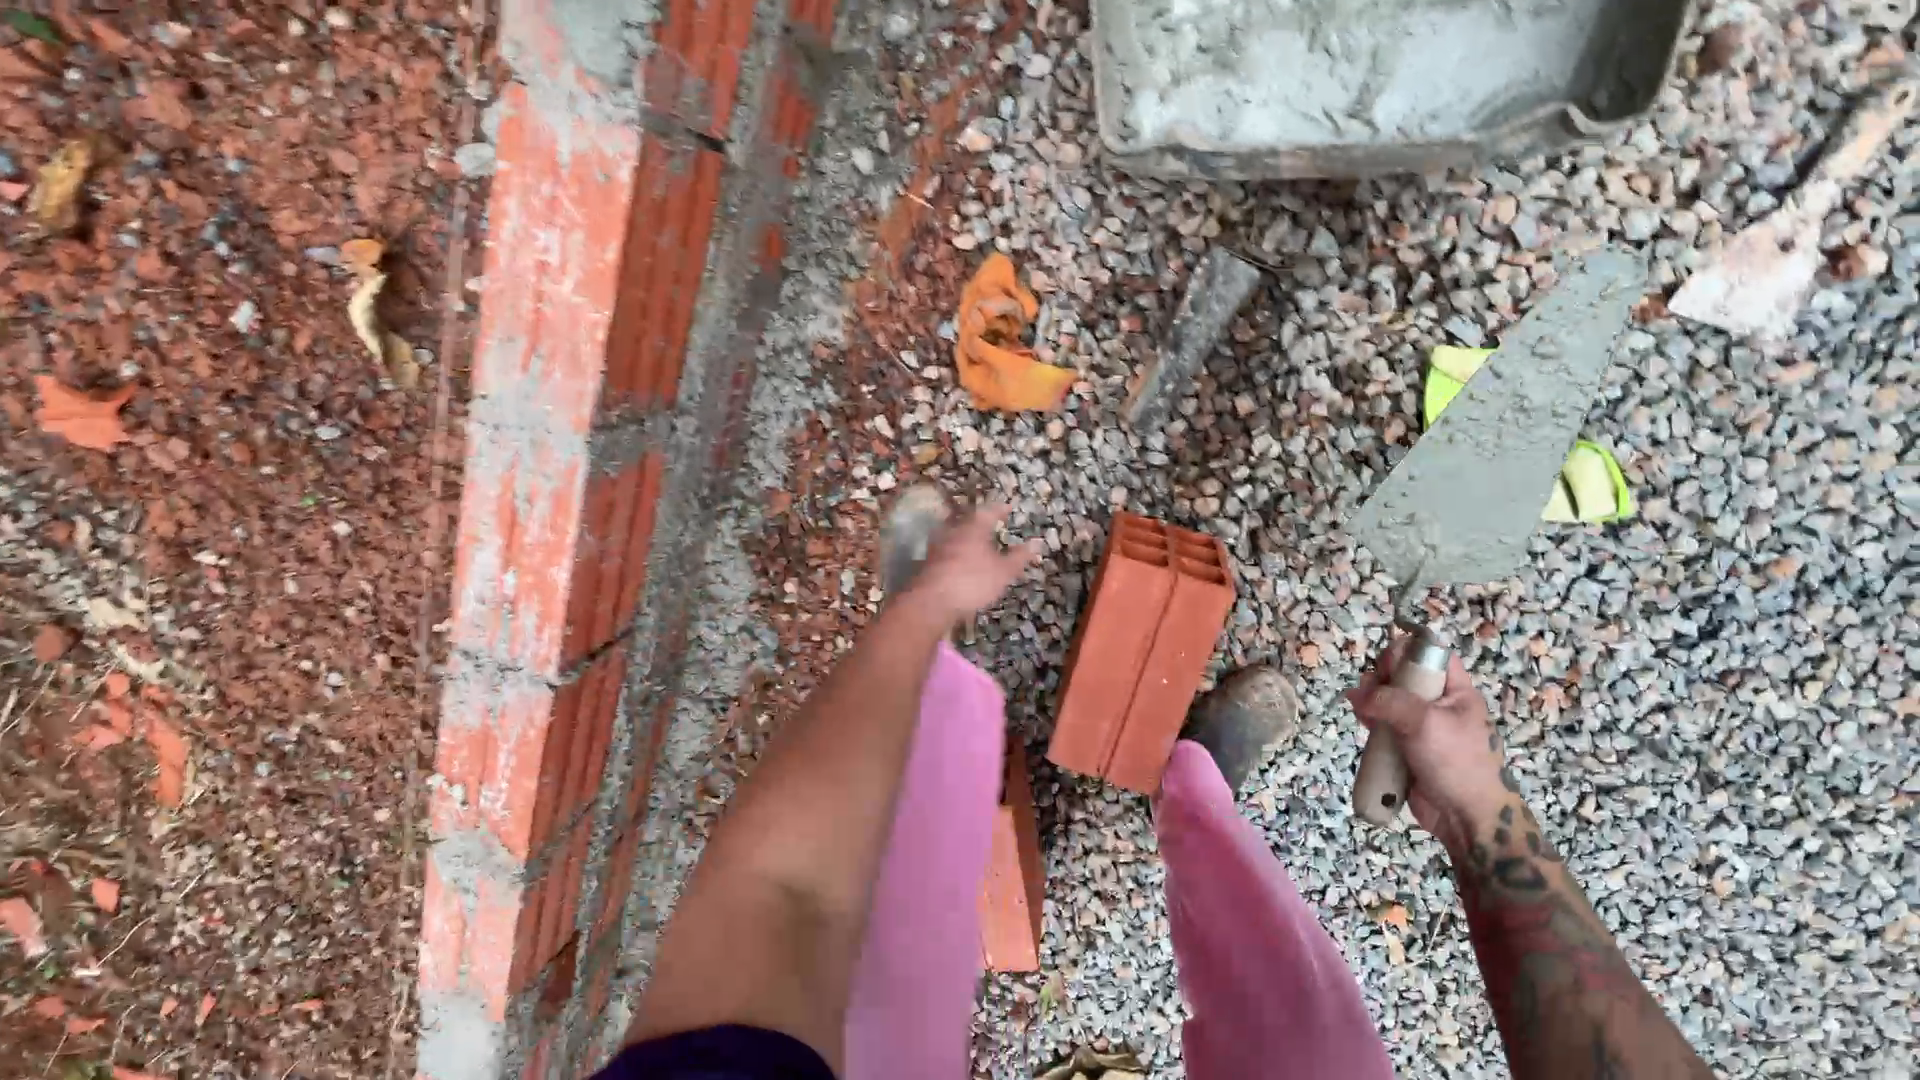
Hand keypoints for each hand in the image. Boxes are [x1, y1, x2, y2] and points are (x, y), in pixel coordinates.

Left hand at [896, 503, 1039, 624]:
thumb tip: (1037, 542)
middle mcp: (953, 530)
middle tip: (989, 521)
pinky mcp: (928, 561)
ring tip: (976, 540)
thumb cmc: (972, 581)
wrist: (931, 601)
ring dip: (966, 534)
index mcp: (973, 527)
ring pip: (954, 533)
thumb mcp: (1003, 572)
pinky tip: (960, 560)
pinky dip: (956, 550)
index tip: (1008, 506)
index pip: (989, 511)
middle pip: (967, 519)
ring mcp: (938, 545)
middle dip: (979, 520)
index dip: (1000, 509)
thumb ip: (1019, 557)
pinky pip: (946, 549)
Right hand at [1347, 636, 1510, 851]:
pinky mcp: (1406, 747)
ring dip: (1372, 700)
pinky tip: (1361, 720)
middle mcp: (1439, 705)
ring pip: (1389, 701)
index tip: (1387, 662)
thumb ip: (1388, 701)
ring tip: (1361, 706)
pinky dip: (1371, 721)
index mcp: (1457, 693)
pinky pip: (1383, 725)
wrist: (1466, 817)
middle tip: (1371, 686)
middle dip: (1383, 678)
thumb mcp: (1425, 722)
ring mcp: (1422, 727)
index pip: (1433, 656)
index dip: (1409, 652)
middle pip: (1405, 676)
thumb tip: (1355, 694)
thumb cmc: (1455, 761)